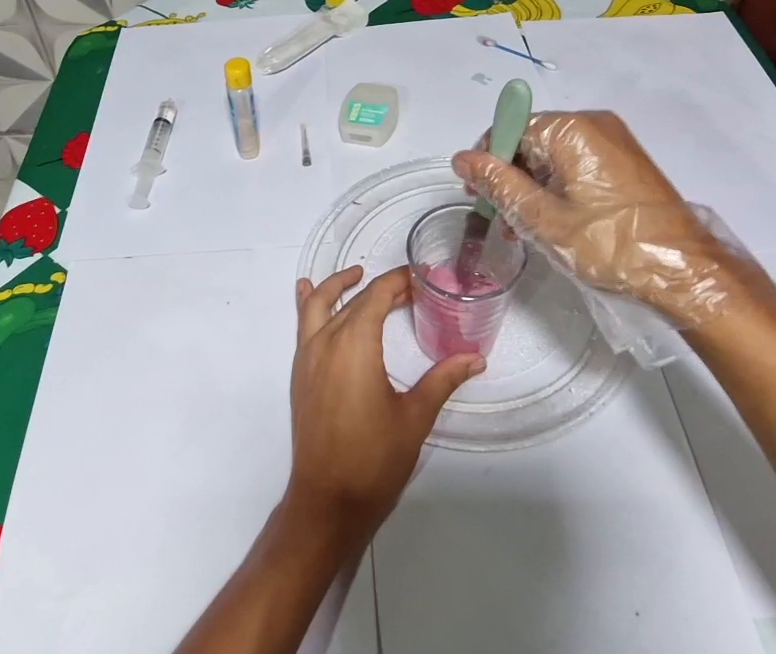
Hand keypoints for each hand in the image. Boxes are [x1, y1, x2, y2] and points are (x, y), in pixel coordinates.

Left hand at [286, 266, 483, 538]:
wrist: (328, 501)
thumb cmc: (375, 458)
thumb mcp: (415, 416)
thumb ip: (443, 379)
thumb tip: (475, 358)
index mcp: (354, 344)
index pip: (378, 296)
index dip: (400, 281)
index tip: (424, 278)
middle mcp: (326, 342)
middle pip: (353, 300)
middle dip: (382, 288)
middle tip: (413, 288)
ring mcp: (307, 359)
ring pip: (317, 307)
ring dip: (338, 287)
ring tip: (357, 275)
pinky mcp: (300, 376)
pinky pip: (301, 327)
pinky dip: (308, 306)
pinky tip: (309, 295)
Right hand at [452, 111, 775, 329]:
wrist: (683, 272)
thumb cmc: (609, 244)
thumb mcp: (543, 218)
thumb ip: (499, 184)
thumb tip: (462, 157)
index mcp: (573, 129)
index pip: (511, 129)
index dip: (488, 163)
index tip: (478, 199)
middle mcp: (595, 125)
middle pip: (533, 141)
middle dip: (511, 179)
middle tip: (503, 221)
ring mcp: (614, 144)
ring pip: (554, 158)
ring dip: (533, 189)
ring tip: (526, 230)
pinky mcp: (626, 165)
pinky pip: (578, 167)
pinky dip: (559, 191)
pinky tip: (554, 224)